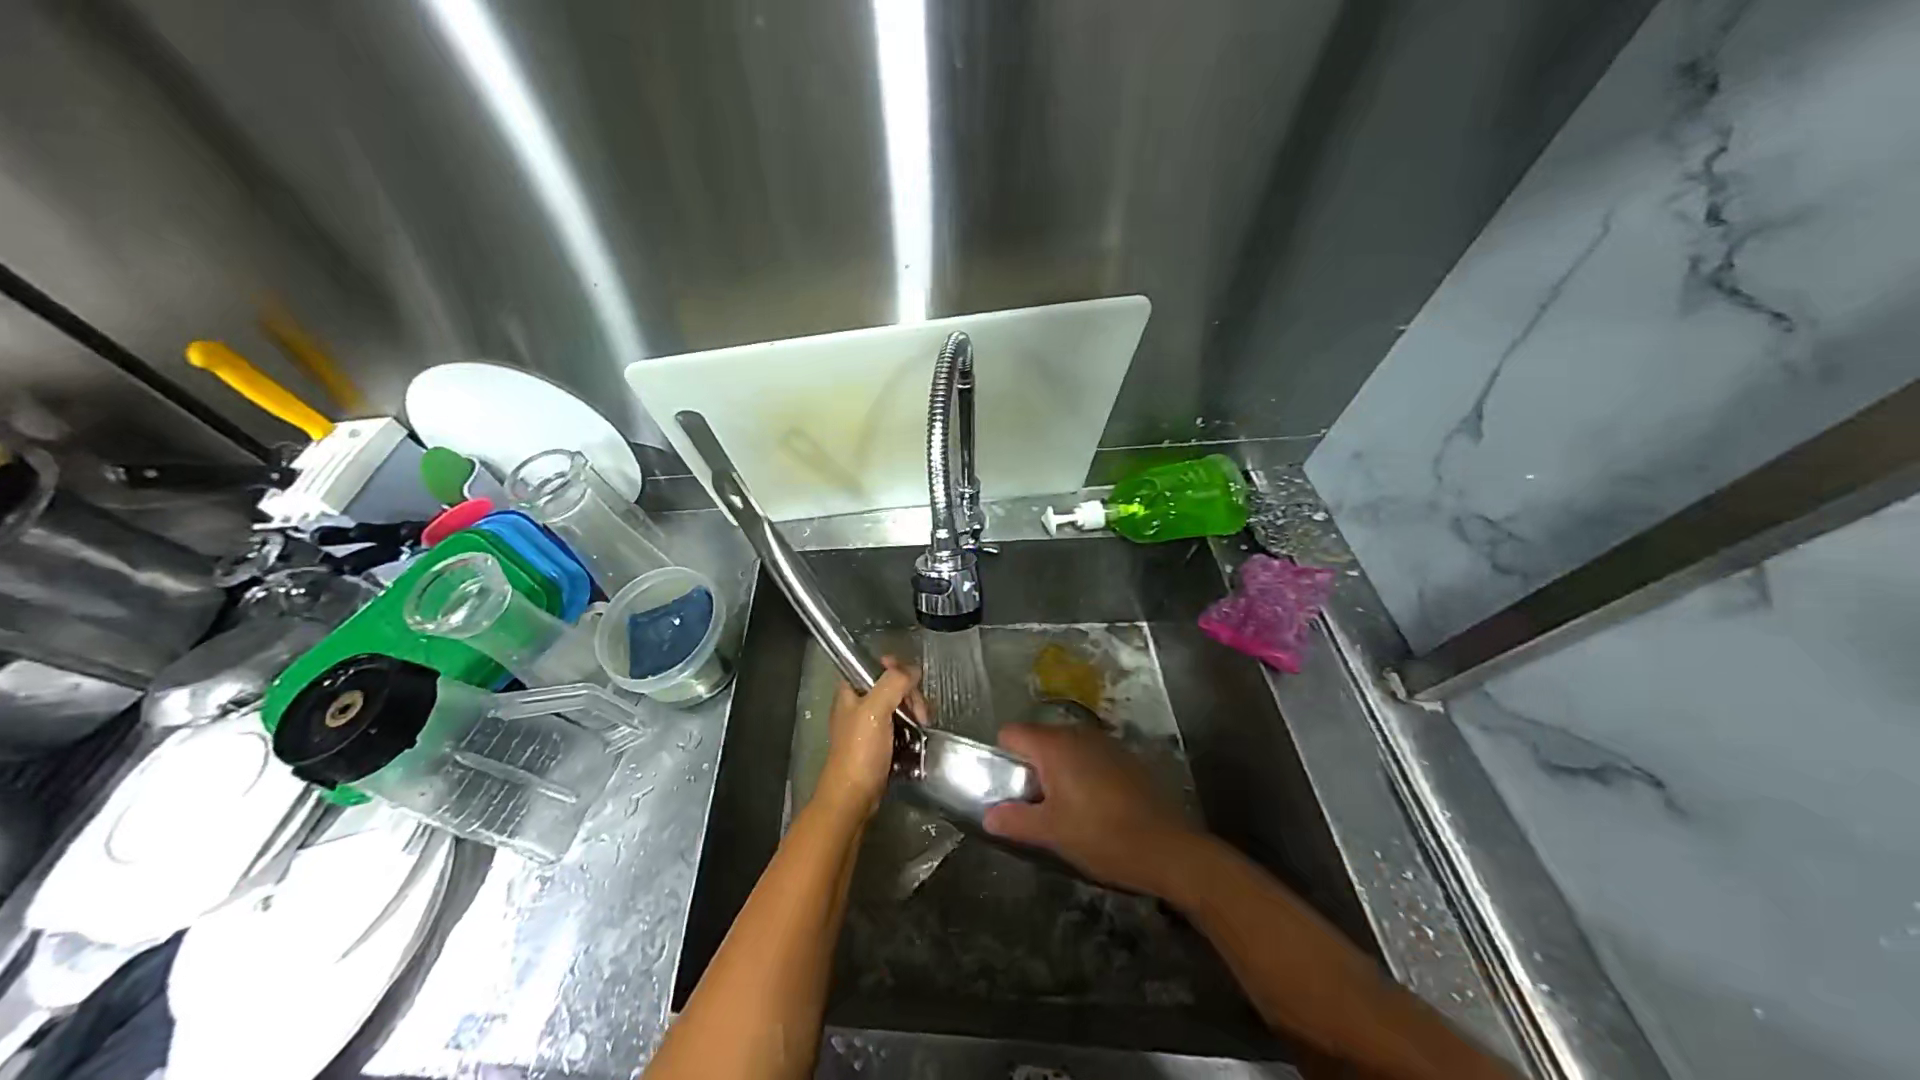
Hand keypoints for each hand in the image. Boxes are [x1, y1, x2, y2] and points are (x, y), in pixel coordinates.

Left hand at [817, 657, 922, 817]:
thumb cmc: (860, 752)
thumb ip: (893, 683)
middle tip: (920, 713)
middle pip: (891, 686)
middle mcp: (858, 705)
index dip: (893, 667)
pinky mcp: (880, 744)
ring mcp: (869, 726)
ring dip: (915, 713)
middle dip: (911, 695)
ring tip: (923, 727)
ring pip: (899, 707)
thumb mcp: (875, 710)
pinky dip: (912, 729)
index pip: (872, 665)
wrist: (853, 797)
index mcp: (850, 691)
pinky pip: (901, 727)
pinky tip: (920, 737)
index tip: (910, 678)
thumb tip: (912, 670)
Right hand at [984, 723, 1205, 896]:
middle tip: (1034, 807)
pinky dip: (1082, 776)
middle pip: (1038, 740)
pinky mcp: (1126, 758)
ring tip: (1064, 812)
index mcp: (1055, 746)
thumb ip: (1014, 820)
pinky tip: (1094, 809)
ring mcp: (1106, 743)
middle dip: (1030, 769)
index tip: (1007, 789)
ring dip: (1057, 774)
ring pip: (1065, 750)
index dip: (1002, 758)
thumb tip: (989, 816)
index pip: (1011, 733)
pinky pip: (1090, 758)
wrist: (1169, 849)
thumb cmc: (1103, 836)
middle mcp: (1079, 734)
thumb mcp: (1051, 832)